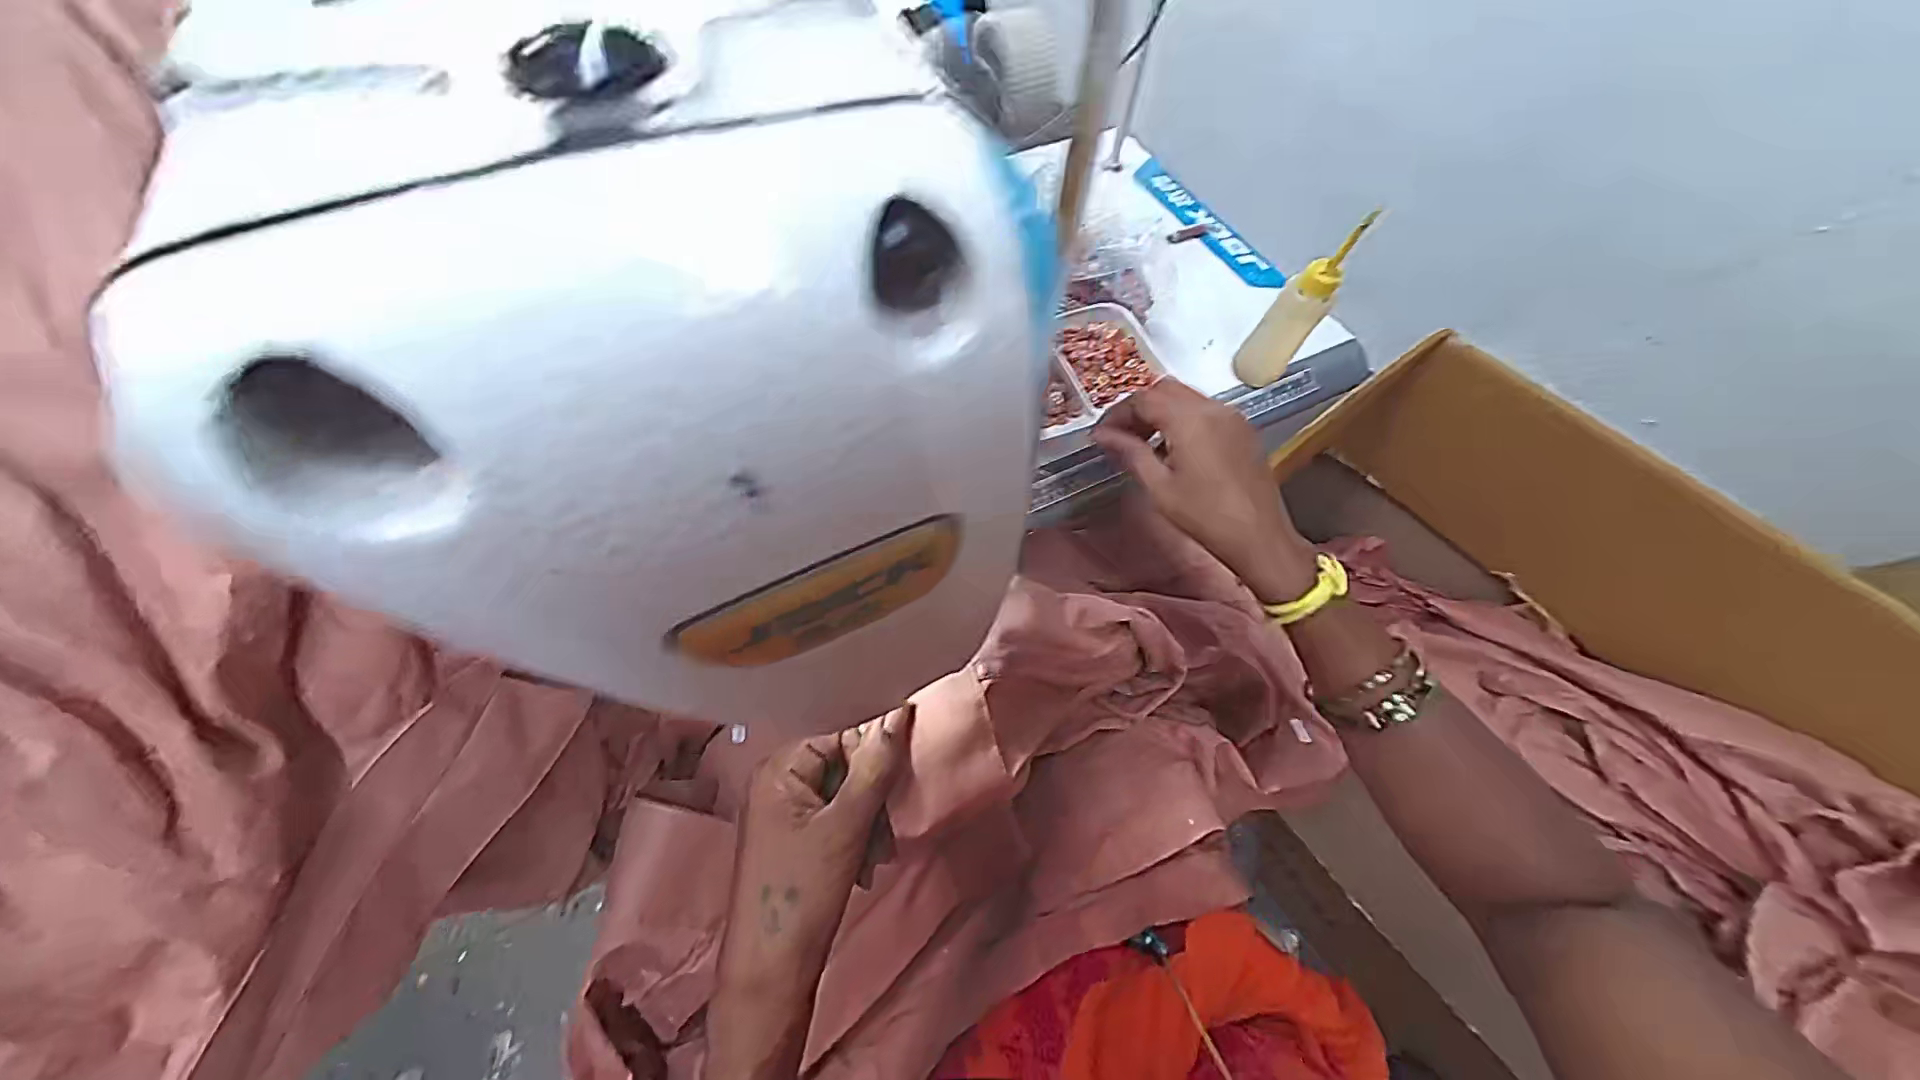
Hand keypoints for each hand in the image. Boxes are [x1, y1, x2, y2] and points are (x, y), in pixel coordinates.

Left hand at [715, 706, 912, 996]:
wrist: (770, 973)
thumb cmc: (803, 893)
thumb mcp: (847, 825)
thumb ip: (875, 767)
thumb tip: (899, 713)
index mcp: (779, 767)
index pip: (844, 739)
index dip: (874, 767)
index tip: (891, 800)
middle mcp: (776, 781)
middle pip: (846, 768)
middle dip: (873, 803)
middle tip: (883, 841)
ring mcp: (781, 812)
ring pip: (846, 797)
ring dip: (870, 824)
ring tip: (873, 861)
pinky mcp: (791, 839)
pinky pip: (835, 820)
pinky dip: (856, 839)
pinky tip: (862, 868)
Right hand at [1091, 379, 1318, 602]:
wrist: (1258, 536)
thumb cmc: (1205, 516)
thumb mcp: (1158, 486)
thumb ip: (1130, 452)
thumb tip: (1104, 435)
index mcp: (1190, 419)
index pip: (1143, 398)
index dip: (1117, 413)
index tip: (1102, 434)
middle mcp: (1213, 408)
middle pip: (1165, 389)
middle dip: (1138, 408)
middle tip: (1120, 435)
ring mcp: (1232, 417)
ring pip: (1186, 397)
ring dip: (1160, 412)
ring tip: (1143, 444)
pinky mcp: (1242, 430)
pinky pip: (1205, 411)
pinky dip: (1182, 419)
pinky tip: (1172, 449)